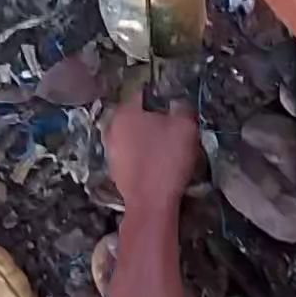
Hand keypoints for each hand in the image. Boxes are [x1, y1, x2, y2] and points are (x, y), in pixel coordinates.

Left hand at [103, 91, 200, 209]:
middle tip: (173, 129)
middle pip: (137, 116)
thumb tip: (177, 105)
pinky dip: (143, 156)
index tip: (174, 107)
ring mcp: (110, 150)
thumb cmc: (167, 159)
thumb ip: (181, 108)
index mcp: (125, 112)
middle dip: (153, 119)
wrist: (151, 203)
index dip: (161, 97)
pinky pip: (131, 155)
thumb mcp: (185, 126)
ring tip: (167, 149)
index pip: (143, 93)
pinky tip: (157, 165)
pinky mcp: (114, 170)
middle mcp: (111, 127)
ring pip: (133, 136)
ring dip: (147, 139)